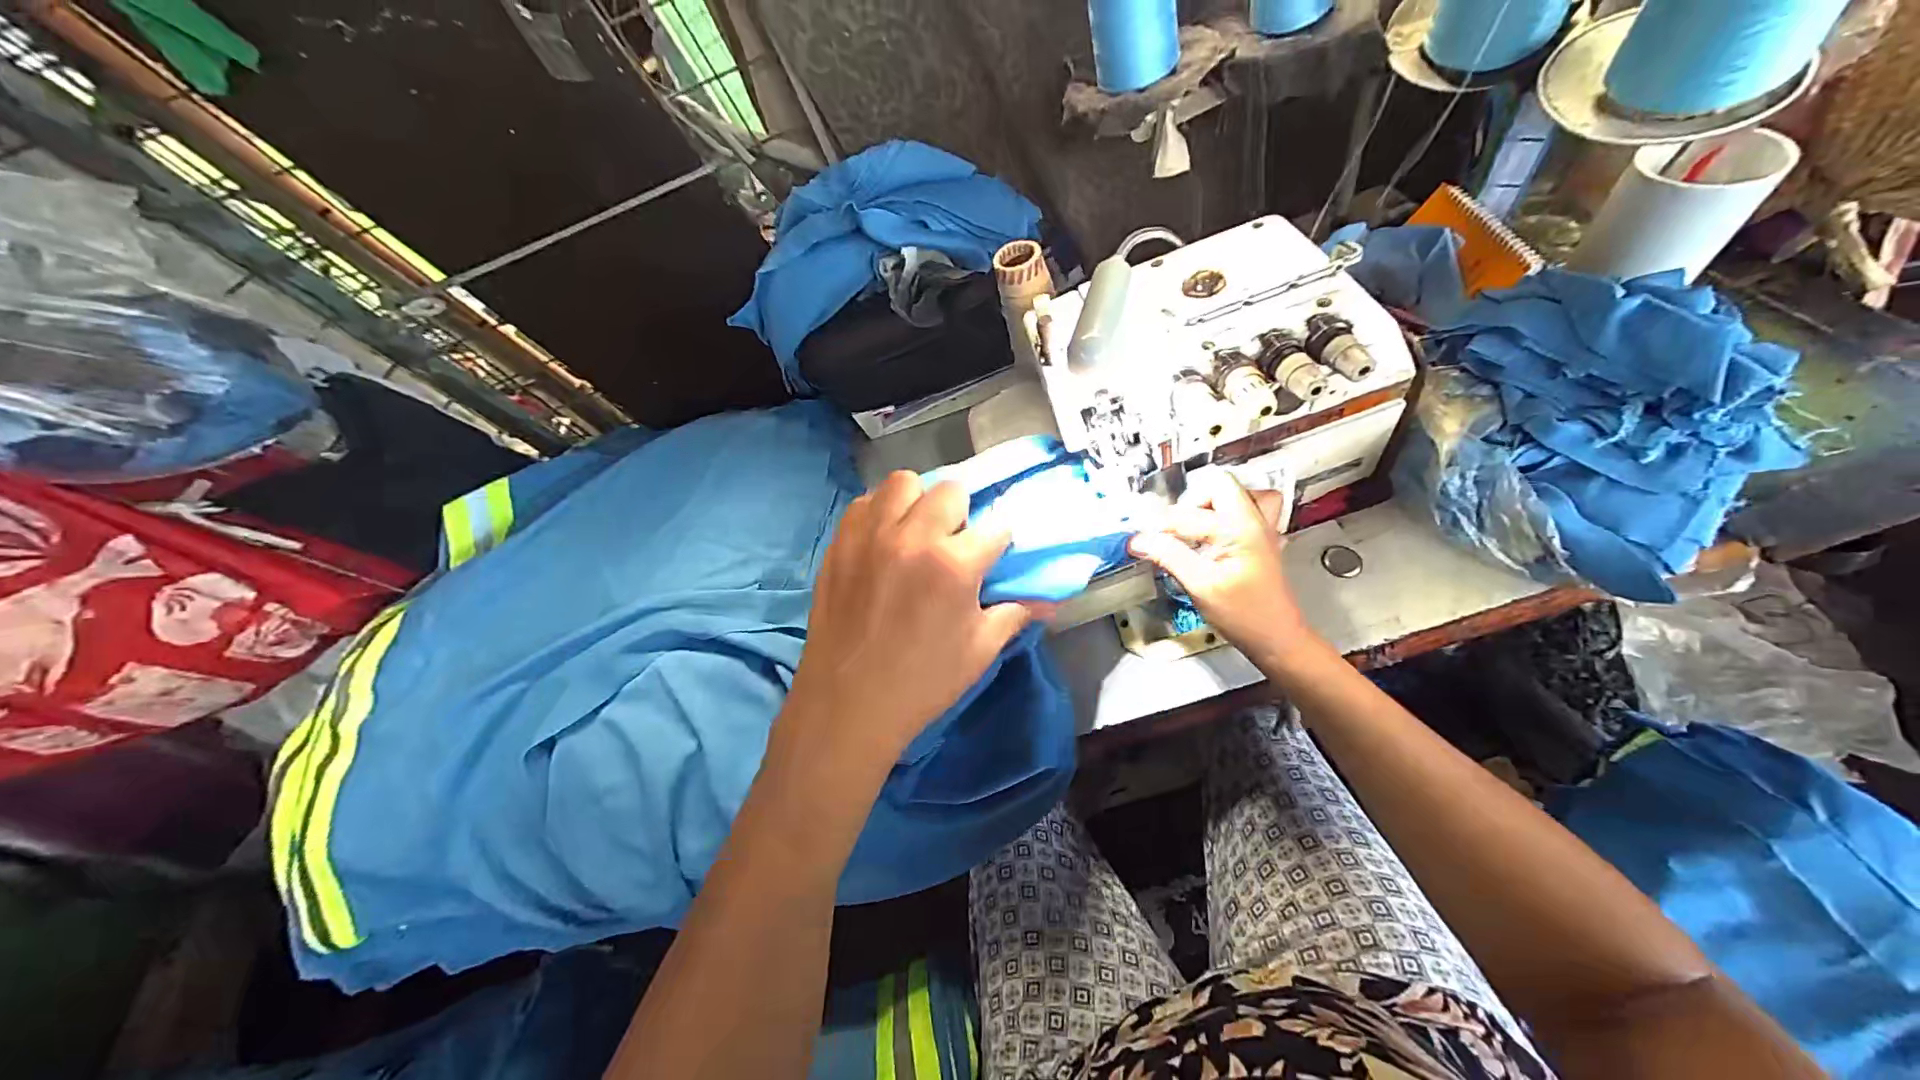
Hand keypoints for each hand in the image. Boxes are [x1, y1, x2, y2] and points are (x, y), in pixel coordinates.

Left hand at [781, 471, 1039, 772]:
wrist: (847, 705)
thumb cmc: (922, 683)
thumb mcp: (979, 651)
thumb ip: (1014, 614)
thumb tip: (1049, 601)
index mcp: (953, 564)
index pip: (995, 527)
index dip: (999, 542)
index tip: (994, 557)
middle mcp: (912, 536)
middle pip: (950, 492)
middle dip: (962, 514)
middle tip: (955, 544)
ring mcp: (871, 535)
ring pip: (903, 483)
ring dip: (919, 501)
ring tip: (917, 532)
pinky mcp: (840, 542)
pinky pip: (866, 503)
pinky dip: (881, 512)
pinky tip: (885, 540)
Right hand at [1127, 470, 1320, 669]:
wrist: (1278, 638)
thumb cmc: (1244, 616)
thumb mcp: (1201, 586)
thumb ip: (1169, 556)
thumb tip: (1139, 540)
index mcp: (1240, 529)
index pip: (1188, 515)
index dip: (1159, 526)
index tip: (1140, 538)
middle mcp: (1254, 521)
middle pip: (1218, 485)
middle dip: (1189, 502)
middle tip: (1171, 527)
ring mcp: (1261, 529)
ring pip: (1237, 493)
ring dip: (1211, 503)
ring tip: (1195, 523)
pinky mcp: (1261, 539)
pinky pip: (1248, 509)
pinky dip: (1228, 513)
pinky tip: (1215, 531)